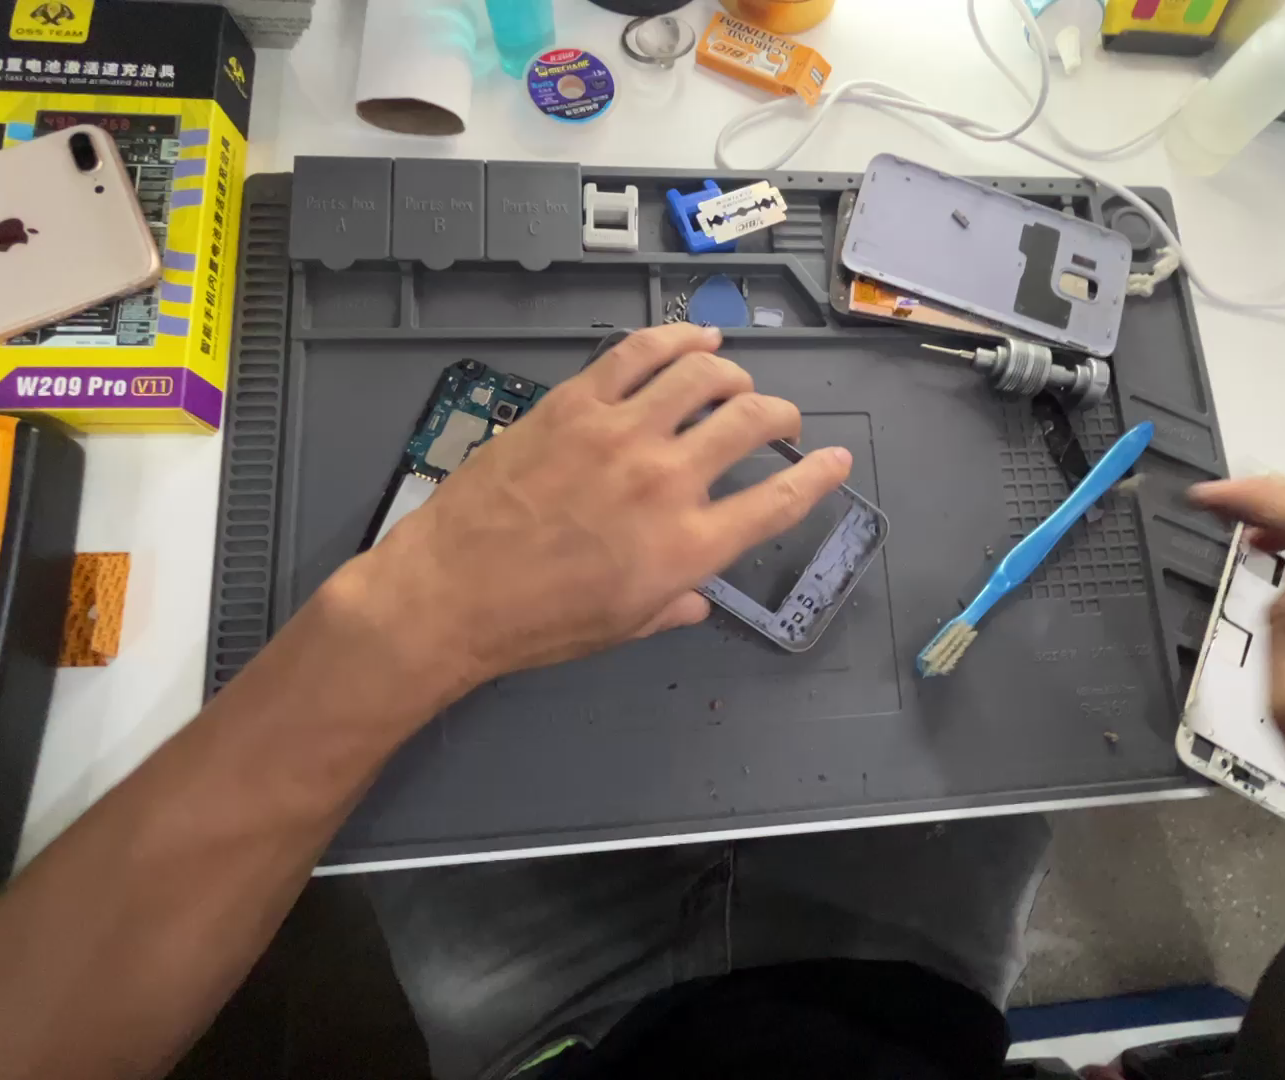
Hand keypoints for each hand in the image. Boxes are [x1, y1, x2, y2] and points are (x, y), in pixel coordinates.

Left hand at [319, 324, 851, 703]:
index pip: (777, 502)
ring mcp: (620, 433)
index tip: (833, 461)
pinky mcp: (575, 403)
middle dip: (782, 416)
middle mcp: (666, 481)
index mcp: (687, 547)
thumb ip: (677, 603)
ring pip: (703, 376)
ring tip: (738, 383)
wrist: (451, 593)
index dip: (817, 477)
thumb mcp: (625, 626)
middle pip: (751, 423)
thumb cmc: (538, 622)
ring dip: (735, 375)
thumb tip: (699, 596)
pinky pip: (638, 353)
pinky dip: (677, 339)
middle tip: (782, 422)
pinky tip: (696, 340)